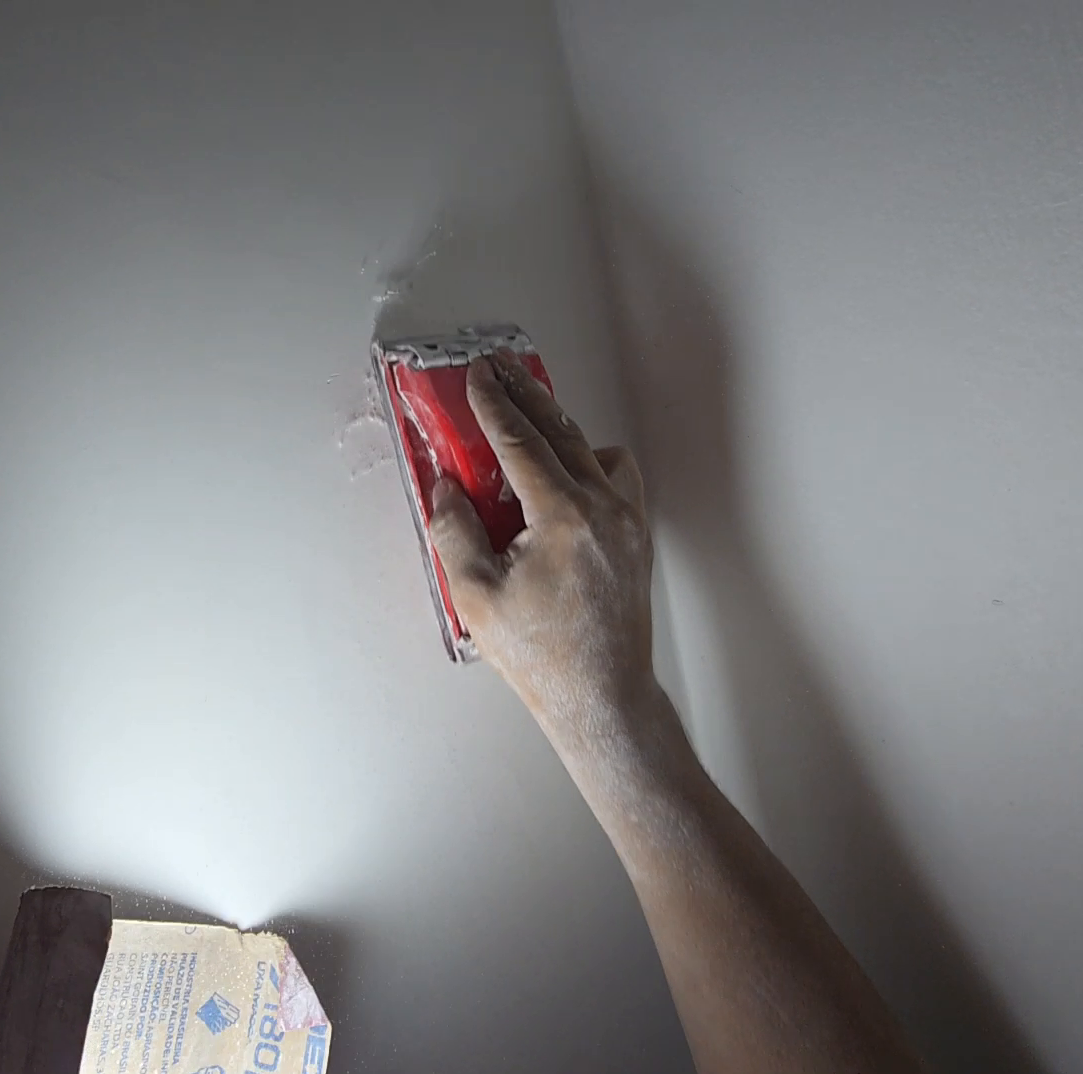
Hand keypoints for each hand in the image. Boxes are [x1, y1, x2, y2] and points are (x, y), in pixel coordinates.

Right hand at [428, 350, 655, 742]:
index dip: (494, 405)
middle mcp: (604, 509)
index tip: (478, 377)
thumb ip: (454, 531)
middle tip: (500, 368)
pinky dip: (592, 462)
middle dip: (526, 394)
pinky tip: (567, 475)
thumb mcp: (475, 594)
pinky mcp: (636, 537)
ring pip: (594, 449)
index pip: (521, 442)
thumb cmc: (540, 654)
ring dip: (559, 427)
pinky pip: (619, 477)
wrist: (600, 696)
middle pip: (561, 430)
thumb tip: (446, 488)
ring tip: (528, 421)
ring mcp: (628, 521)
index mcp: (563, 517)